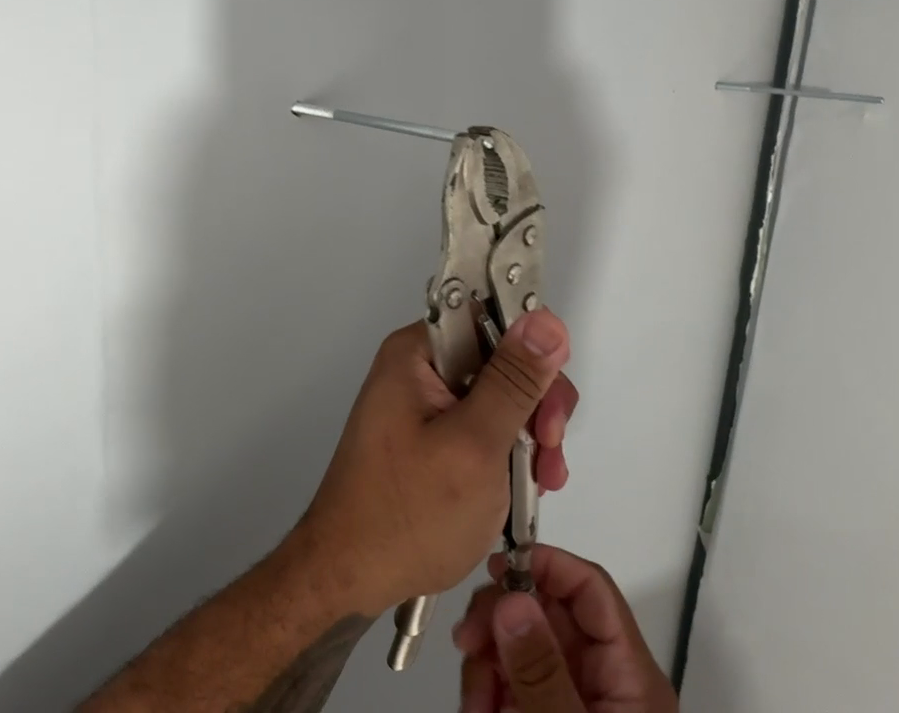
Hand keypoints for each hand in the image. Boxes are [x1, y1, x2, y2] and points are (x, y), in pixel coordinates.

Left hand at [291, 311, 576, 616]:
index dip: (531, 356)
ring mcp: (422, 407)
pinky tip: (519, 490)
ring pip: (498, 400)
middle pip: (500, 361)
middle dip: (535, 408)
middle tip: (549, 458)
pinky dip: (507, 456)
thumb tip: (547, 320)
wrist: (349, 579)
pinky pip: (482, 429)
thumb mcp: (475, 445)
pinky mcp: (429, 440)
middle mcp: (417, 370)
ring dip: (528, 439)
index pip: (490, 319)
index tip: (549, 408)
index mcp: (417, 354)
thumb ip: (514, 382)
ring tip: (538, 484)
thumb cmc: (409, 514)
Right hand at [452, 546, 679, 712]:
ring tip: (473, 704)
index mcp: (629, 674)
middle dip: (499, 621)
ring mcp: (569, 698)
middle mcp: (600, 677)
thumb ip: (541, 671)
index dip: (547, 564)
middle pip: (545, 613)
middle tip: (466, 641)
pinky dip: (485, 689)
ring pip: (518, 645)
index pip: (591, 588)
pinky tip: (476, 711)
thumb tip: (511, 596)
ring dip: (485, 663)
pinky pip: (508, 681)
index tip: (496, 566)